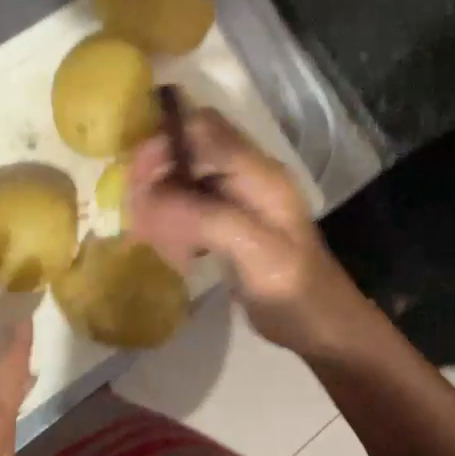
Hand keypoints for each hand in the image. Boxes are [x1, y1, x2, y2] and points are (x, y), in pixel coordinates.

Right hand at [126, 108, 361, 353]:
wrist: (323, 328)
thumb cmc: (293, 290)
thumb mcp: (255, 252)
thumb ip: (207, 218)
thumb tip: (152, 198)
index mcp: (258, 174)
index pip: (204, 127)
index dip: (166, 136)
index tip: (135, 169)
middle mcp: (248, 177)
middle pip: (190, 147)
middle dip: (155, 166)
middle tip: (131, 202)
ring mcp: (238, 201)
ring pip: (186, 175)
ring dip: (158, 190)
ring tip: (138, 220)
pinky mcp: (230, 225)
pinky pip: (189, 204)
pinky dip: (168, 213)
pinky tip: (155, 235)